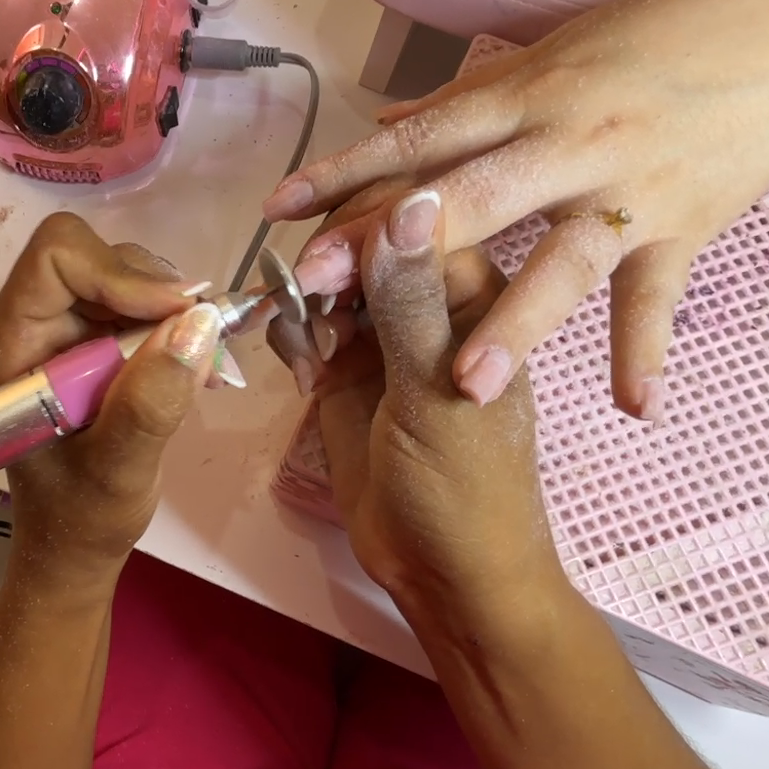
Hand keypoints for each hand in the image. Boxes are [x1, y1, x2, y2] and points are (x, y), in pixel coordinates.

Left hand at [0, 213, 226, 568]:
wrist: (75, 542)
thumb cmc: (82, 516)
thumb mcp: (119, 470)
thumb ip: (150, 402)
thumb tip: (199, 323)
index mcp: (12, 346)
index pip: (56, 257)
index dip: (119, 273)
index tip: (176, 314)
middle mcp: (32, 325)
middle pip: (94, 258)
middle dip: (154, 292)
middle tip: (200, 339)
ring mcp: (62, 332)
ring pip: (122, 275)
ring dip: (169, 310)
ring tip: (196, 361)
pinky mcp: (90, 343)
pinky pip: (136, 305)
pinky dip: (172, 326)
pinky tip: (188, 367)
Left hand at [263, 0, 768, 420]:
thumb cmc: (655, 41)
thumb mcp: (547, 61)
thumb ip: (465, 108)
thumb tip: (389, 125)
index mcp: (523, 98)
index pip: (415, 143)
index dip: (344, 173)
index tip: (278, 209)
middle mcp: (567, 144)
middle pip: (465, 200)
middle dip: (388, 246)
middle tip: (317, 288)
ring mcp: (629, 191)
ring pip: (562, 263)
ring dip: (515, 324)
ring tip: (467, 385)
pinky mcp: (688, 230)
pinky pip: (659, 299)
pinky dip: (648, 350)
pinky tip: (635, 408)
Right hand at [316, 190, 564, 616]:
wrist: (442, 574)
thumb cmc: (462, 485)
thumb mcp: (434, 391)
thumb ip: (412, 298)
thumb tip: (412, 195)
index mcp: (472, 290)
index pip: (406, 222)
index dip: (355, 235)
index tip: (310, 272)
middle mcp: (424, 302)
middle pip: (358, 246)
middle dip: (319, 271)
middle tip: (296, 312)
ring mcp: (382, 338)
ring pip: (326, 286)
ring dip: (304, 309)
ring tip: (306, 358)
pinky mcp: (346, 371)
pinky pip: (308, 330)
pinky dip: (295, 340)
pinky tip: (302, 373)